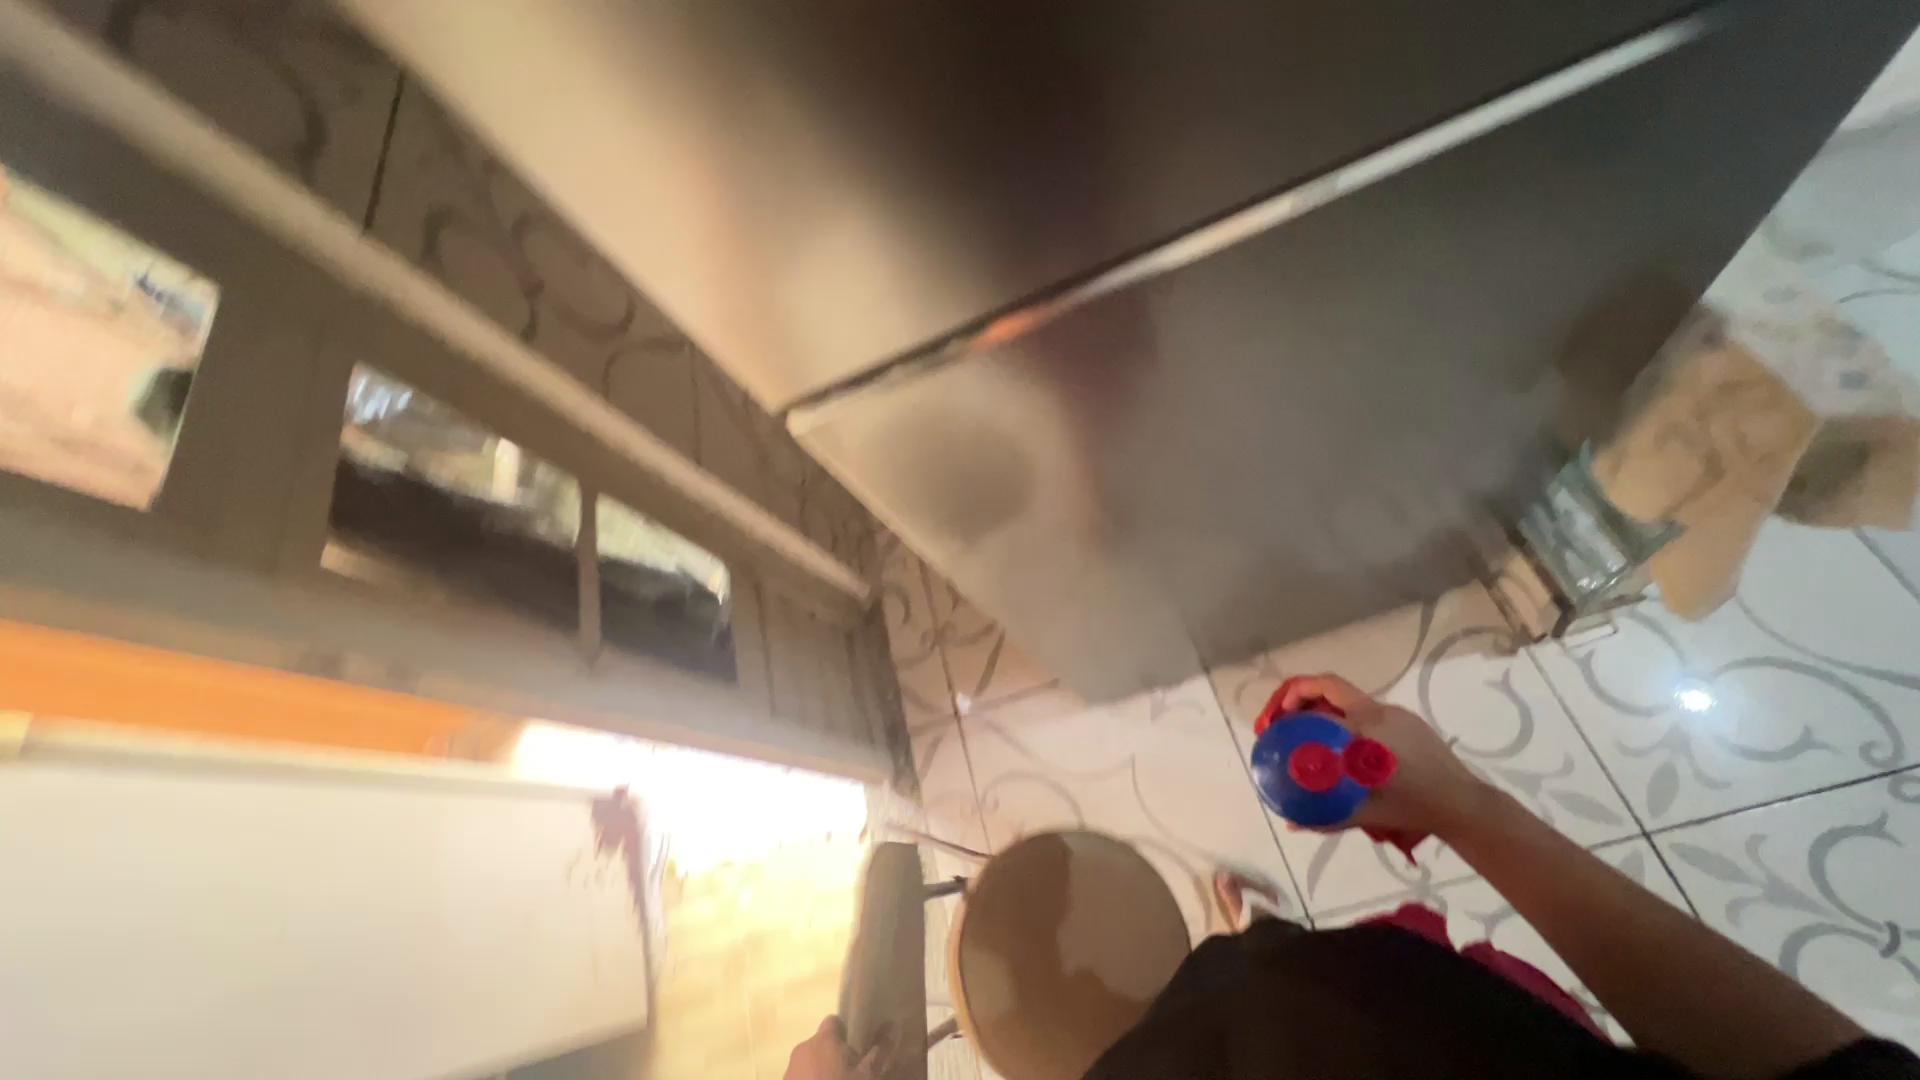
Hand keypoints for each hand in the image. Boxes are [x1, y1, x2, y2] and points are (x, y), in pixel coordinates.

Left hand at [784, 1017, 889, 1079]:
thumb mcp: (867, 1075)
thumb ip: (881, 1050)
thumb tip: (894, 1025)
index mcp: (823, 1039)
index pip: (835, 1021)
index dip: (848, 1031)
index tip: (861, 1046)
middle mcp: (803, 1048)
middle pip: (823, 1044)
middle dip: (837, 1055)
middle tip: (854, 1072)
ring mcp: (790, 1071)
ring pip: (811, 1063)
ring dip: (823, 1072)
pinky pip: (802, 1078)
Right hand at [1277, 674, 1496, 838]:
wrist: (1464, 805)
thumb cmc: (1412, 806)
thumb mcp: (1363, 814)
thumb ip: (1323, 816)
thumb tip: (1289, 822)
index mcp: (1366, 725)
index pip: (1322, 693)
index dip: (1292, 698)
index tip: (1275, 719)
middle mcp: (1379, 711)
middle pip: (1330, 688)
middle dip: (1300, 699)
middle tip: (1283, 721)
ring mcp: (1396, 714)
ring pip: (1348, 701)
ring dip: (1322, 710)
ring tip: (1307, 734)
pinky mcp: (1408, 722)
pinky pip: (1365, 712)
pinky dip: (1343, 719)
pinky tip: (1341, 745)